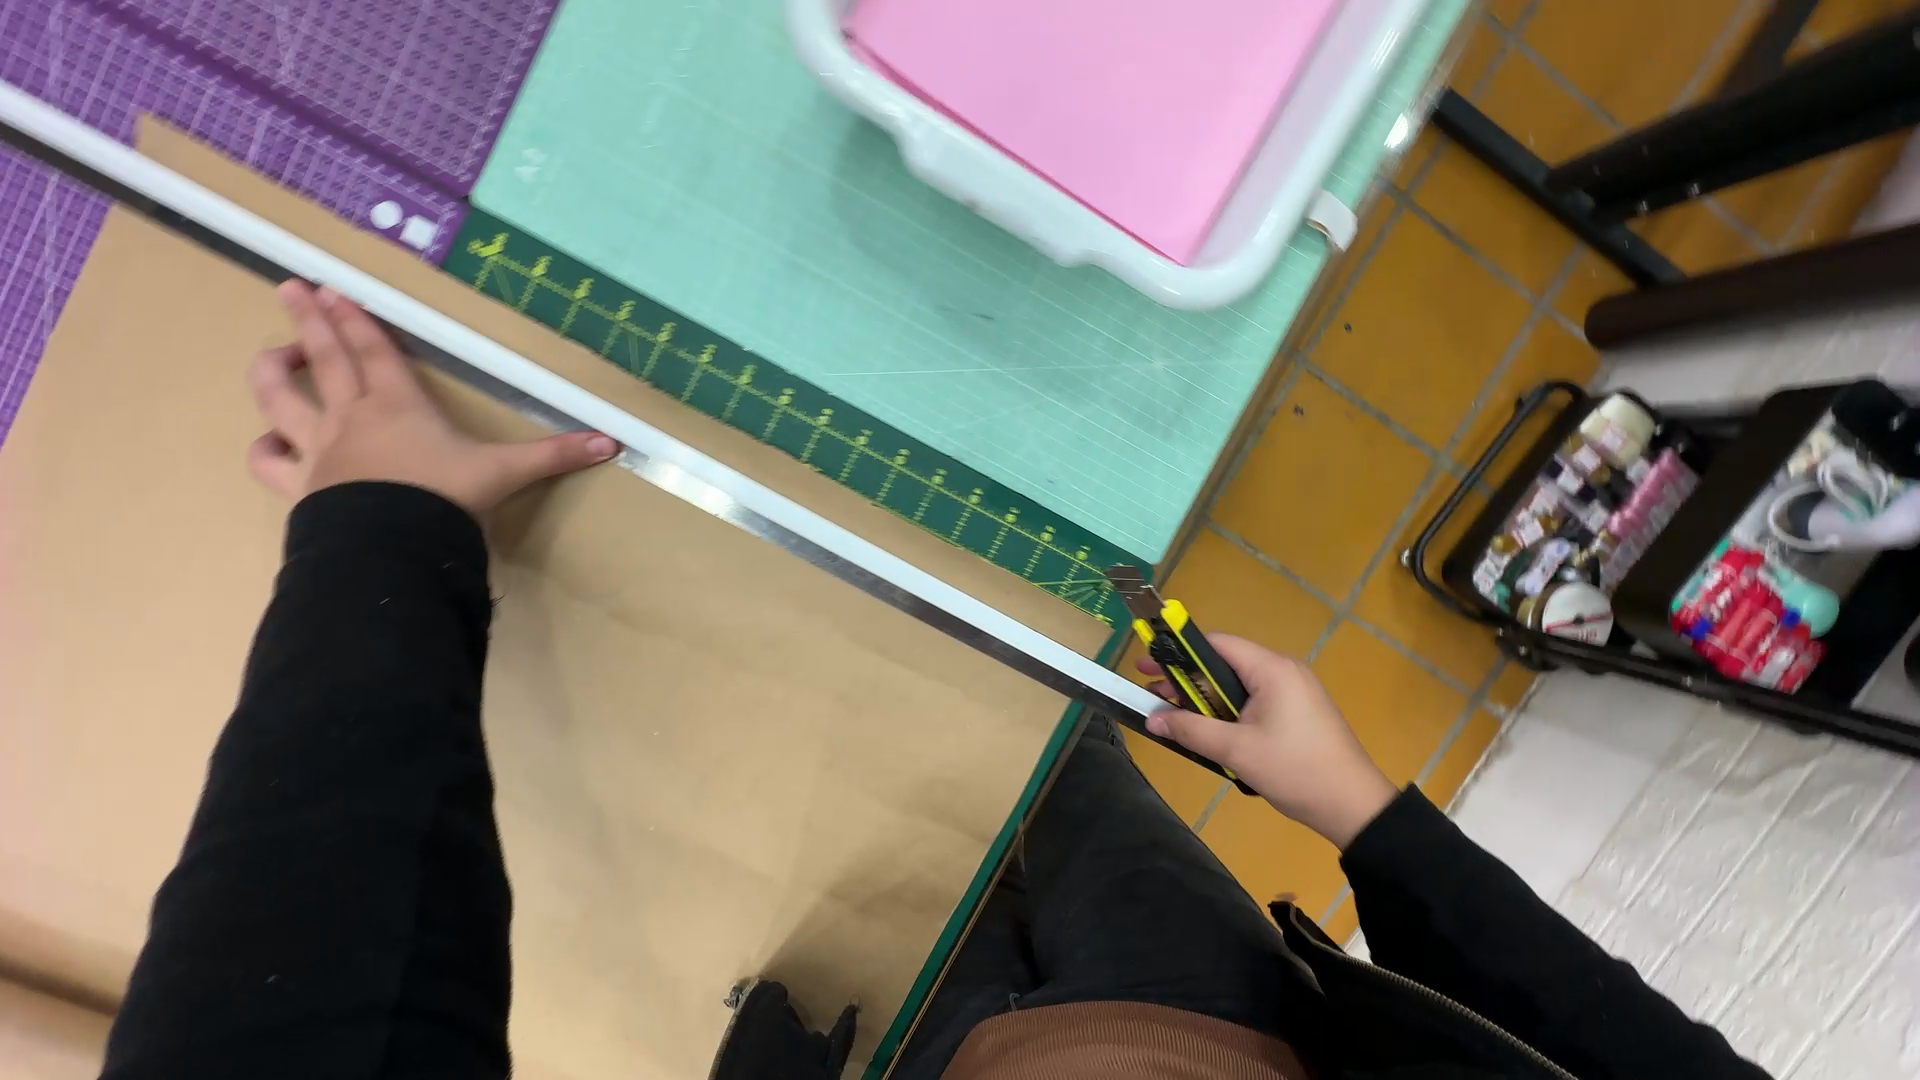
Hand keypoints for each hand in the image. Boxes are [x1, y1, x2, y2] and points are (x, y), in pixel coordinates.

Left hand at [247, 281, 619, 515]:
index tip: (332, 290)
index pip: (373, 352)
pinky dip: (262, 448)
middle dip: (308, 321)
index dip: (355, 320)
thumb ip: (556, 454)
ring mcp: (319, 451)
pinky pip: (267, 462)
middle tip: (292, 289)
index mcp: (398, 406)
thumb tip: (611, 442)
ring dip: (271, 372)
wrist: (396, 546)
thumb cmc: (449, 498)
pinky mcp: (301, 487)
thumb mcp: (509, 471)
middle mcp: (352, 418)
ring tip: (271, 356)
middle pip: (324, 359)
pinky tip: (266, 442)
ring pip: (278, 400)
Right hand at [1139, 635, 1398, 848]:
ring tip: (1174, 714)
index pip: (1217, 644)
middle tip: (1152, 691)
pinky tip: (1209, 729)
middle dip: (1187, 678)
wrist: (1355, 807)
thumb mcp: (1236, 750)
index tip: (1149, 665)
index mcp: (1272, 669)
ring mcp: (1294, 691)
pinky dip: (1227, 709)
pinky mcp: (1297, 711)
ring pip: (1237, 684)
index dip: (1179, 651)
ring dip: (1205, 697)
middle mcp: (1283, 671)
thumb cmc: (1295, 770)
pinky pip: (1253, 699)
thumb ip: (1190, 729)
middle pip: (1224, 663)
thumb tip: (1152, 718)